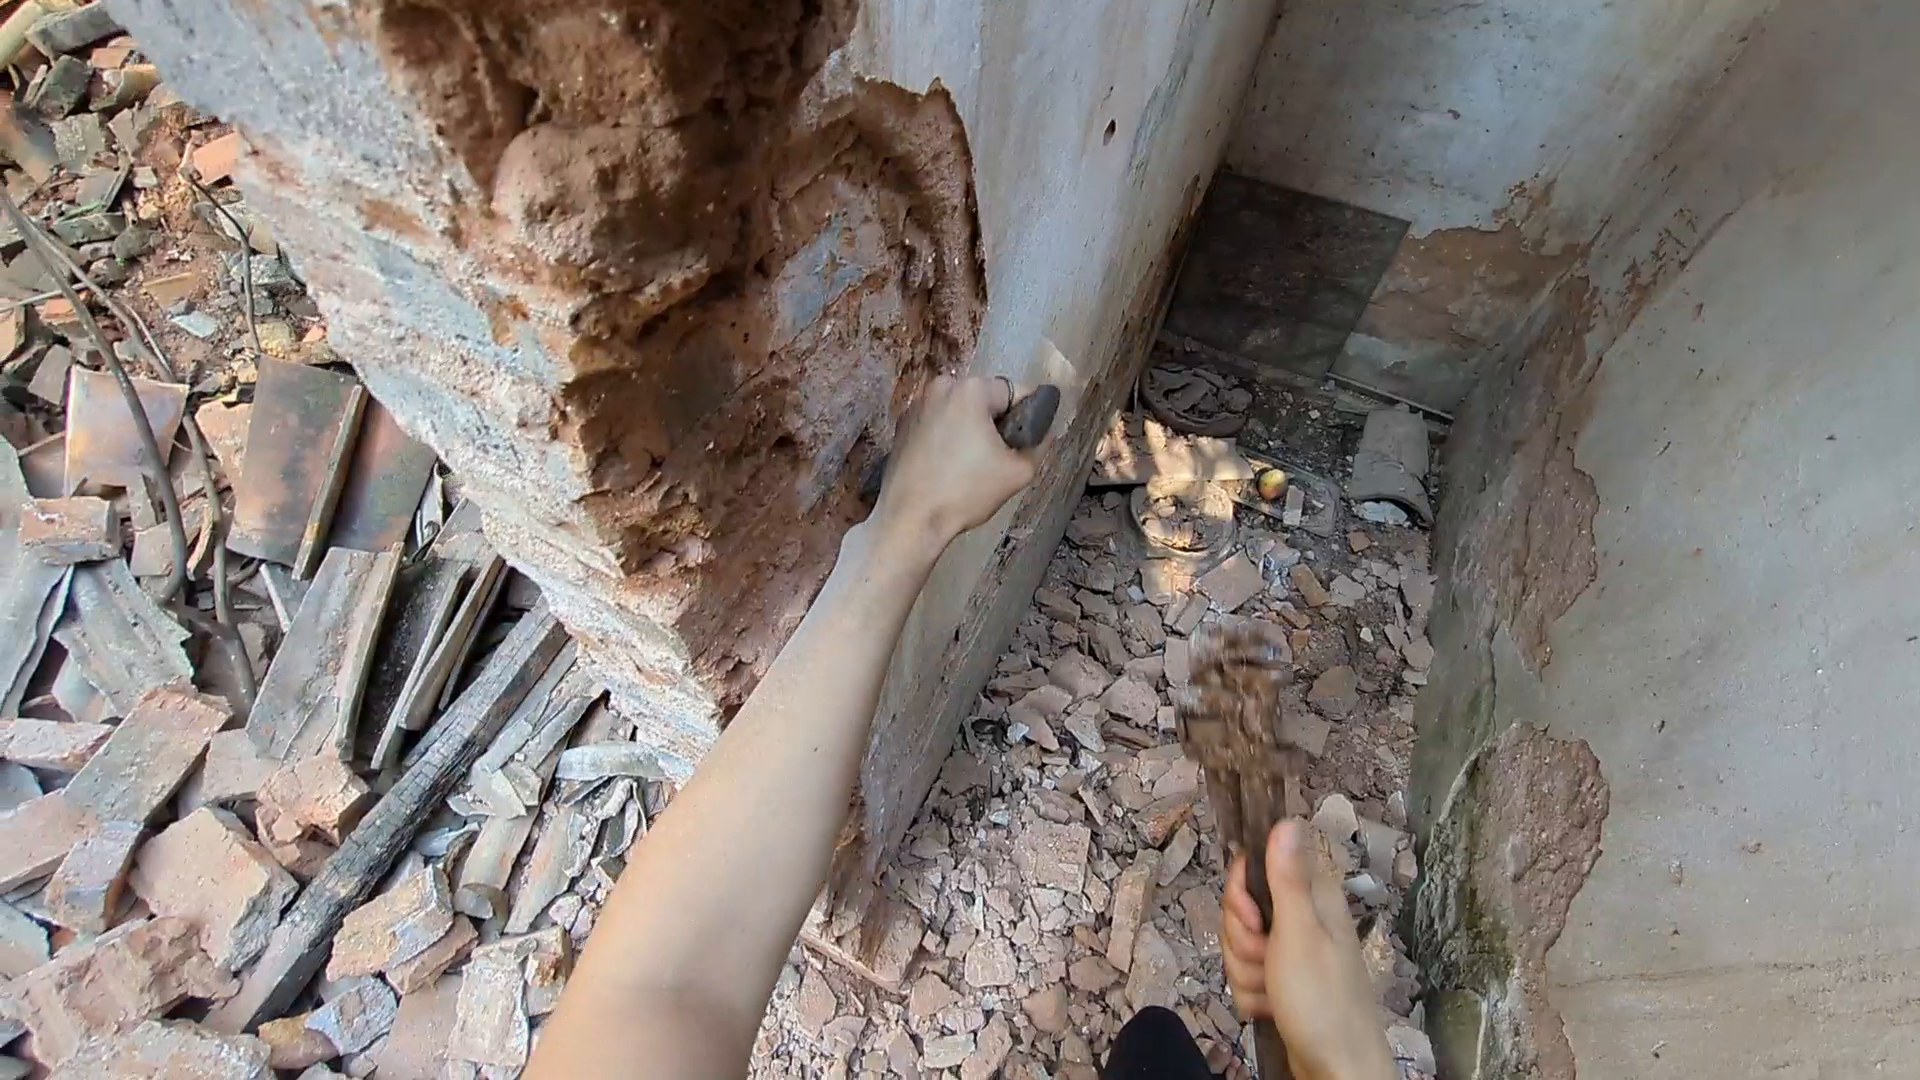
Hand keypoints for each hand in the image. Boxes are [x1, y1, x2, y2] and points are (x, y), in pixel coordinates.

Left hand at [871, 375, 1040, 551]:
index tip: (1023, 444)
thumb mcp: (1018, 472)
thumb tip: (1046, 433)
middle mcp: (940, 386)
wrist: (909, 519)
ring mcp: (916, 405)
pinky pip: (938, 424)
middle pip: (985, 400)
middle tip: (997, 460)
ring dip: (970, 430)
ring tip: (971, 466)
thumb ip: (1040, 445)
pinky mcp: (901, 425)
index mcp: (971, 389)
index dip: (1027, 417)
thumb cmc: (965, 492)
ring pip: (960, 411)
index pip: (1015, 392)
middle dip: (995, 424)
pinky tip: (947, 467)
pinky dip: (947, 438)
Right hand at [1224, 821, 1398, 1079]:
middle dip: (1242, 937)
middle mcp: (1300, 918)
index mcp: (1310, 897)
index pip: (1255, 864)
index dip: (1241, 888)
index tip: (1251, 915)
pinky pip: (1244, 971)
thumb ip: (1287, 877)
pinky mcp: (1280, 980)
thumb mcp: (1299, 934)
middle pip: (1241, 905)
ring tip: (1272, 991)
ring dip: (1245, 969)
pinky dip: (1251, 992)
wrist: (1338, 1074)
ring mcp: (1289, 951)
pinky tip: (1270, 1007)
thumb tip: (1287, 819)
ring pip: (1238, 941)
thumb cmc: (1322, 1000)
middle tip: (1266, 957)